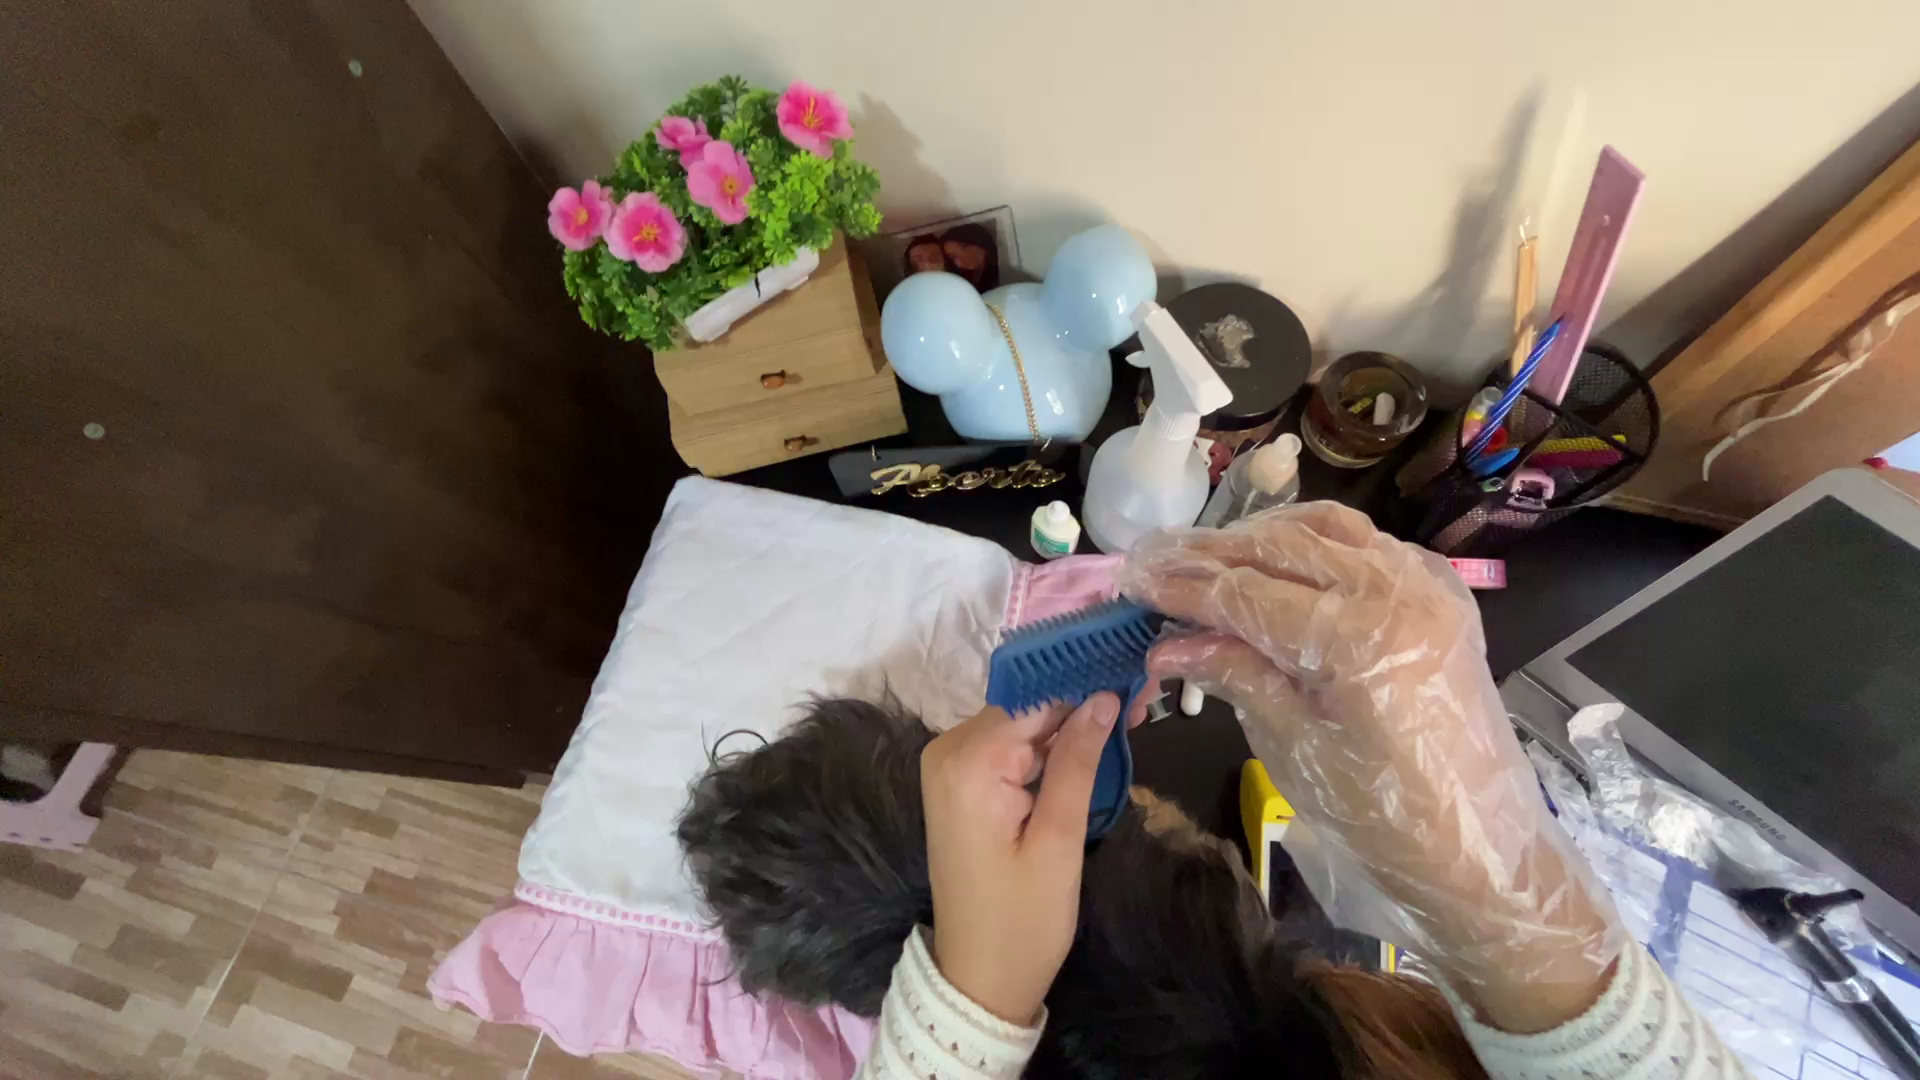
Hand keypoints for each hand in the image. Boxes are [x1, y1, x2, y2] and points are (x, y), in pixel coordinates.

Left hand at [921, 693, 1119, 1024]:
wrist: (977, 979)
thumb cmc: (1022, 921)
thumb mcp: (1059, 841)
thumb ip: (1077, 762)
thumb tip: (1102, 696)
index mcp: (967, 762)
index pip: (1033, 700)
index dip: (1084, 686)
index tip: (1133, 676)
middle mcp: (948, 750)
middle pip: (1025, 709)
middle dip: (1080, 704)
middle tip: (1139, 701)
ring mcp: (949, 765)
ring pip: (1020, 725)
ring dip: (1068, 726)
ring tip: (1126, 718)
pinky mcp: (960, 781)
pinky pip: (1008, 748)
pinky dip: (1047, 748)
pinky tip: (1088, 745)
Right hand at [1121, 503, 1617, 1032]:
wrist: (1486, 853)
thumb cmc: (1382, 814)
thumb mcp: (1292, 746)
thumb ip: (1231, 673)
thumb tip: (1163, 644)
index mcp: (1361, 638)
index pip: (1246, 594)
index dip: (1182, 588)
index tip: (1132, 580)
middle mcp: (1397, 590)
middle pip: (1277, 546)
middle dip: (1206, 553)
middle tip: (1152, 558)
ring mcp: (1425, 584)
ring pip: (1320, 527)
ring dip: (1255, 537)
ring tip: (1205, 557)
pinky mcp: (1438, 592)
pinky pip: (1362, 541)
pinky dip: (1308, 540)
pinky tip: (1275, 559)